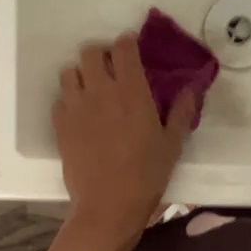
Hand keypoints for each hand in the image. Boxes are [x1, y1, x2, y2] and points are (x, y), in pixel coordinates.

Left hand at [52, 34, 194, 250]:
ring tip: (91, 91)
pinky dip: (69, 100)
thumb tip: (191, 89)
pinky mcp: (60, 125)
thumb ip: (182, 112)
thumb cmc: (146, 177)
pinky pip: (60, 99)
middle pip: (91, 52)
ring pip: (69, 71)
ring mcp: (76, 107)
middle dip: (101, 55)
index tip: (132, 52)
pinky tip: (80, 115)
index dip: (127, 44)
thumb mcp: (172, 145)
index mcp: (132, 91)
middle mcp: (100, 91)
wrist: (107, 206)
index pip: (123, 47)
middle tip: (111, 71)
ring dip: (81, 75)